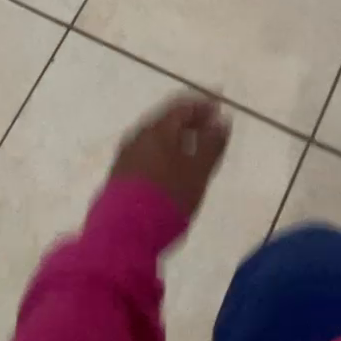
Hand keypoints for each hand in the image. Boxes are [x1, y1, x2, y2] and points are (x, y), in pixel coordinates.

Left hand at [108, 94, 231, 218]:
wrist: (121, 236)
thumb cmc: (168, 198)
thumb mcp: (198, 172)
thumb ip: (212, 144)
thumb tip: (223, 121)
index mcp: (160, 130)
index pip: (184, 106)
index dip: (204, 104)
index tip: (219, 105)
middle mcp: (140, 136)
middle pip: (168, 119)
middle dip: (190, 120)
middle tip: (208, 125)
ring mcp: (125, 155)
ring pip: (155, 137)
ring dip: (175, 137)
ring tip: (192, 148)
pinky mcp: (118, 175)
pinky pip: (145, 152)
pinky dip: (162, 151)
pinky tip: (169, 168)